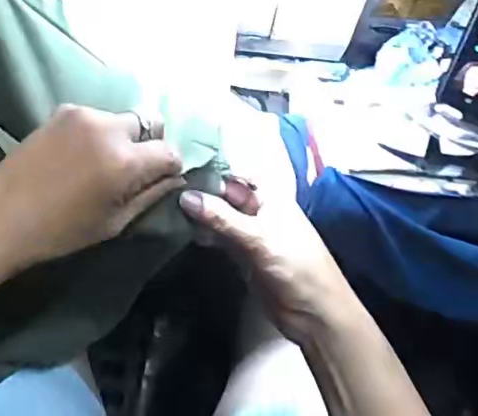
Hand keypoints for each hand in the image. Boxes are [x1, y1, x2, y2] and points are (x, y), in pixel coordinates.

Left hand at [0, 104, 185, 273]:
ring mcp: (87, 114)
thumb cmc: (59, 230)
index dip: (170, 167)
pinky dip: (99, 131)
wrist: (1, 213)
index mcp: (125, 162)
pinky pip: (98, 116)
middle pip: (151, 124)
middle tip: (131, 168)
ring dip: (123, 136)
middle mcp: (111, 129)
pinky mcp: (68, 108)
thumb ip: (150, 195)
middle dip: (149, 144)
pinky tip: (79, 153)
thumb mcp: (113, 223)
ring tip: (100, 161)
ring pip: (124, 119)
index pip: (170, 151)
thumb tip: (176, 179)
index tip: (160, 179)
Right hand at [178, 120, 358, 346]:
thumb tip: (185, 196)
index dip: (208, 169)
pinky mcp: (242, 255)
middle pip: (223, 194)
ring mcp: (248, 231)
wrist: (314, 312)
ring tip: (165, 205)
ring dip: (198, 213)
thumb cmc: (294, 263)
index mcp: (268, 193)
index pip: (233, 174)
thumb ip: (221, 218)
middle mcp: (257, 207)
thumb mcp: (258, 236)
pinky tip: (182, 229)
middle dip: (199, 191)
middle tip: (163, 185)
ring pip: (218, 216)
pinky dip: (203, 233)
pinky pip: (218, 237)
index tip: (176, 165)